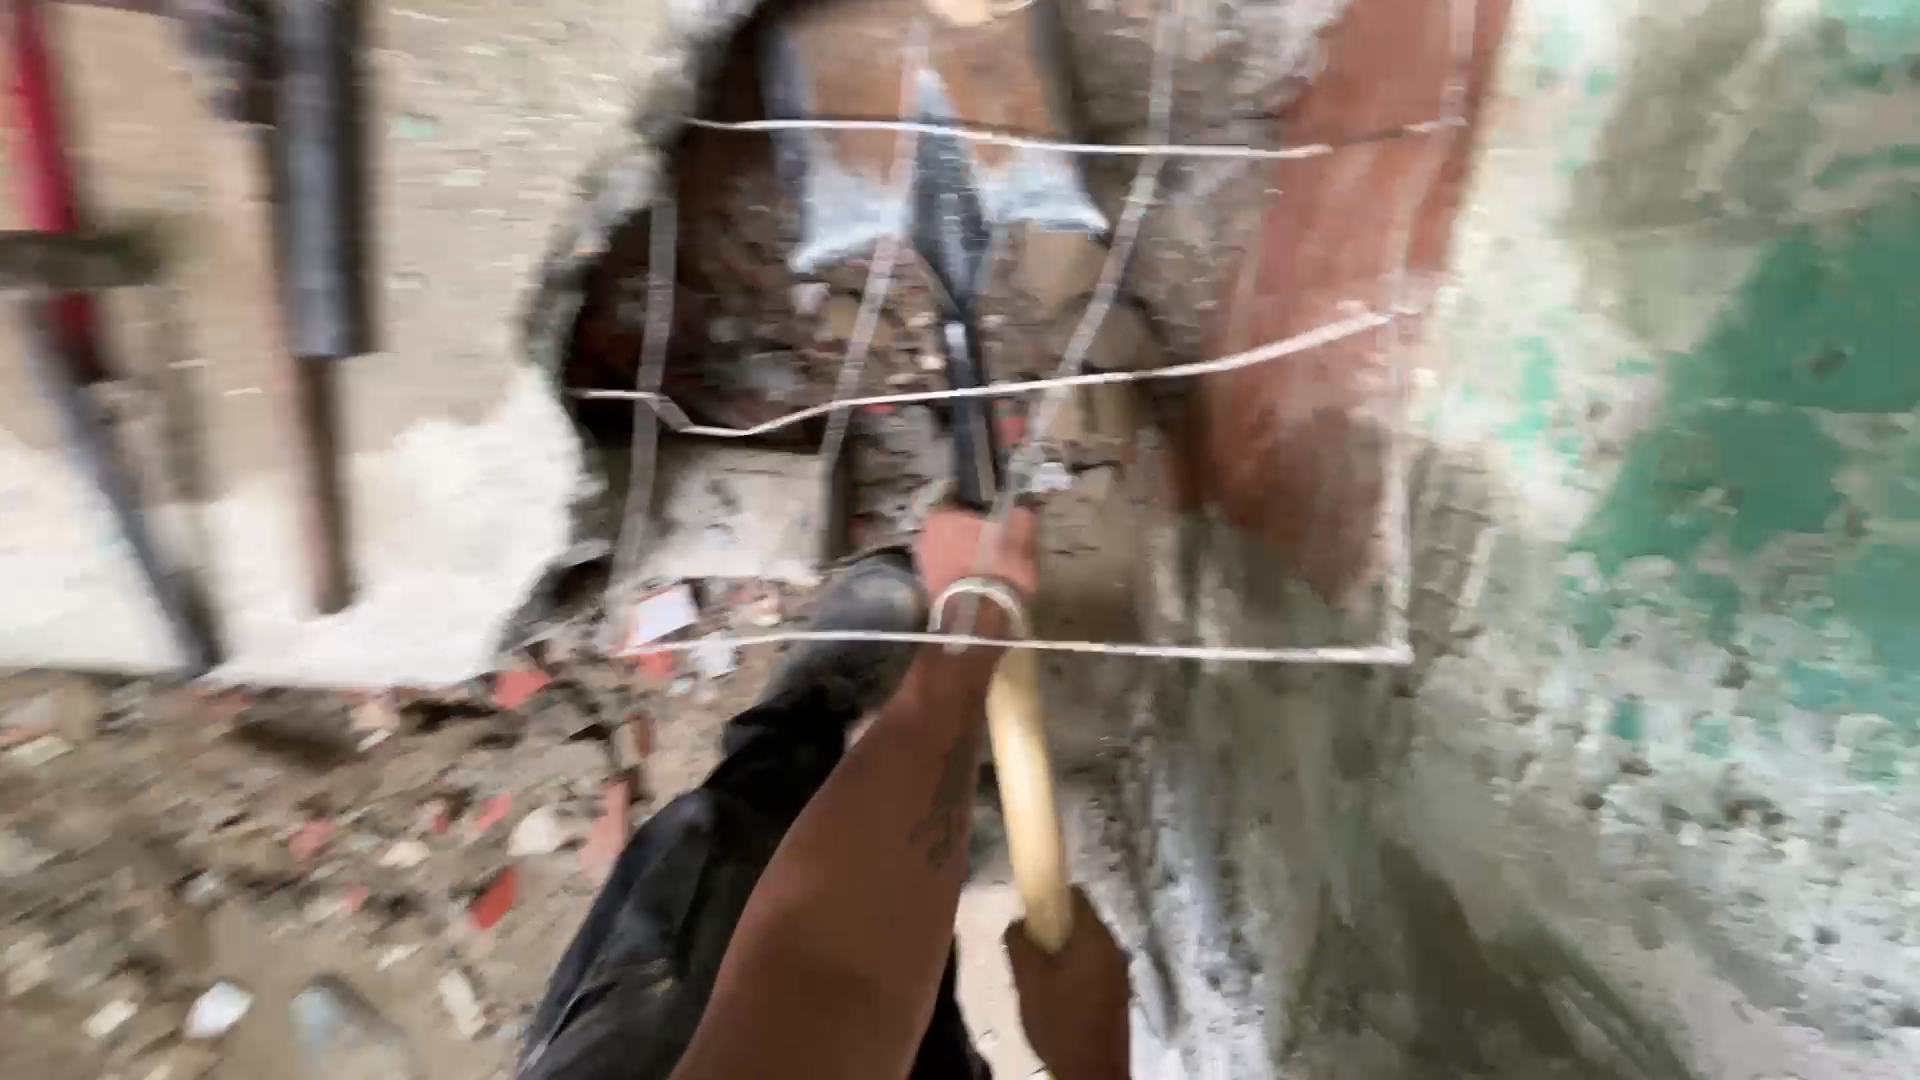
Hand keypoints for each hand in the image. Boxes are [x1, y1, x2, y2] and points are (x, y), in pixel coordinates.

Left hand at [915, 507, 1039, 641]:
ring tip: (990, 569)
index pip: (960, 504)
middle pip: (952, 530)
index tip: (997, 522)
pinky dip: (962, 576)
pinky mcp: (928, 591)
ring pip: (950, 553)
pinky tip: (980, 585)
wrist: (979, 617)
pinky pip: (949, 574)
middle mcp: (923, 537)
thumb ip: (1020, 516)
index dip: (980, 512)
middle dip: (970, 536)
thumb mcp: (1020, 535)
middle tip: (995, 545)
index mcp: (939, 517)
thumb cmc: (998, 568)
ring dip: (966, 558)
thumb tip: (1021, 510)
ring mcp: (922, 566)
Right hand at [1005, 889, 1129, 1079]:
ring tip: (1043, 971)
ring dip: (1067, 949)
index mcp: (1095, 936)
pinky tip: (1060, 990)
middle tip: (1033, 946)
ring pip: (1089, 943)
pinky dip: (1079, 966)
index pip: (1076, 894)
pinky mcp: (1121, 992)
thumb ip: (1018, 943)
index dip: (1051, 896)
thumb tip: (1017, 923)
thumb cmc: (1060, 1022)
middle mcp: (1114, 947)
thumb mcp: (1028, 980)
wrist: (1093, 1076)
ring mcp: (1121, 971)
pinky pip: (1097, 963)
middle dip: (1056, 925)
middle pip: (1083, 918)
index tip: (1032, 910)